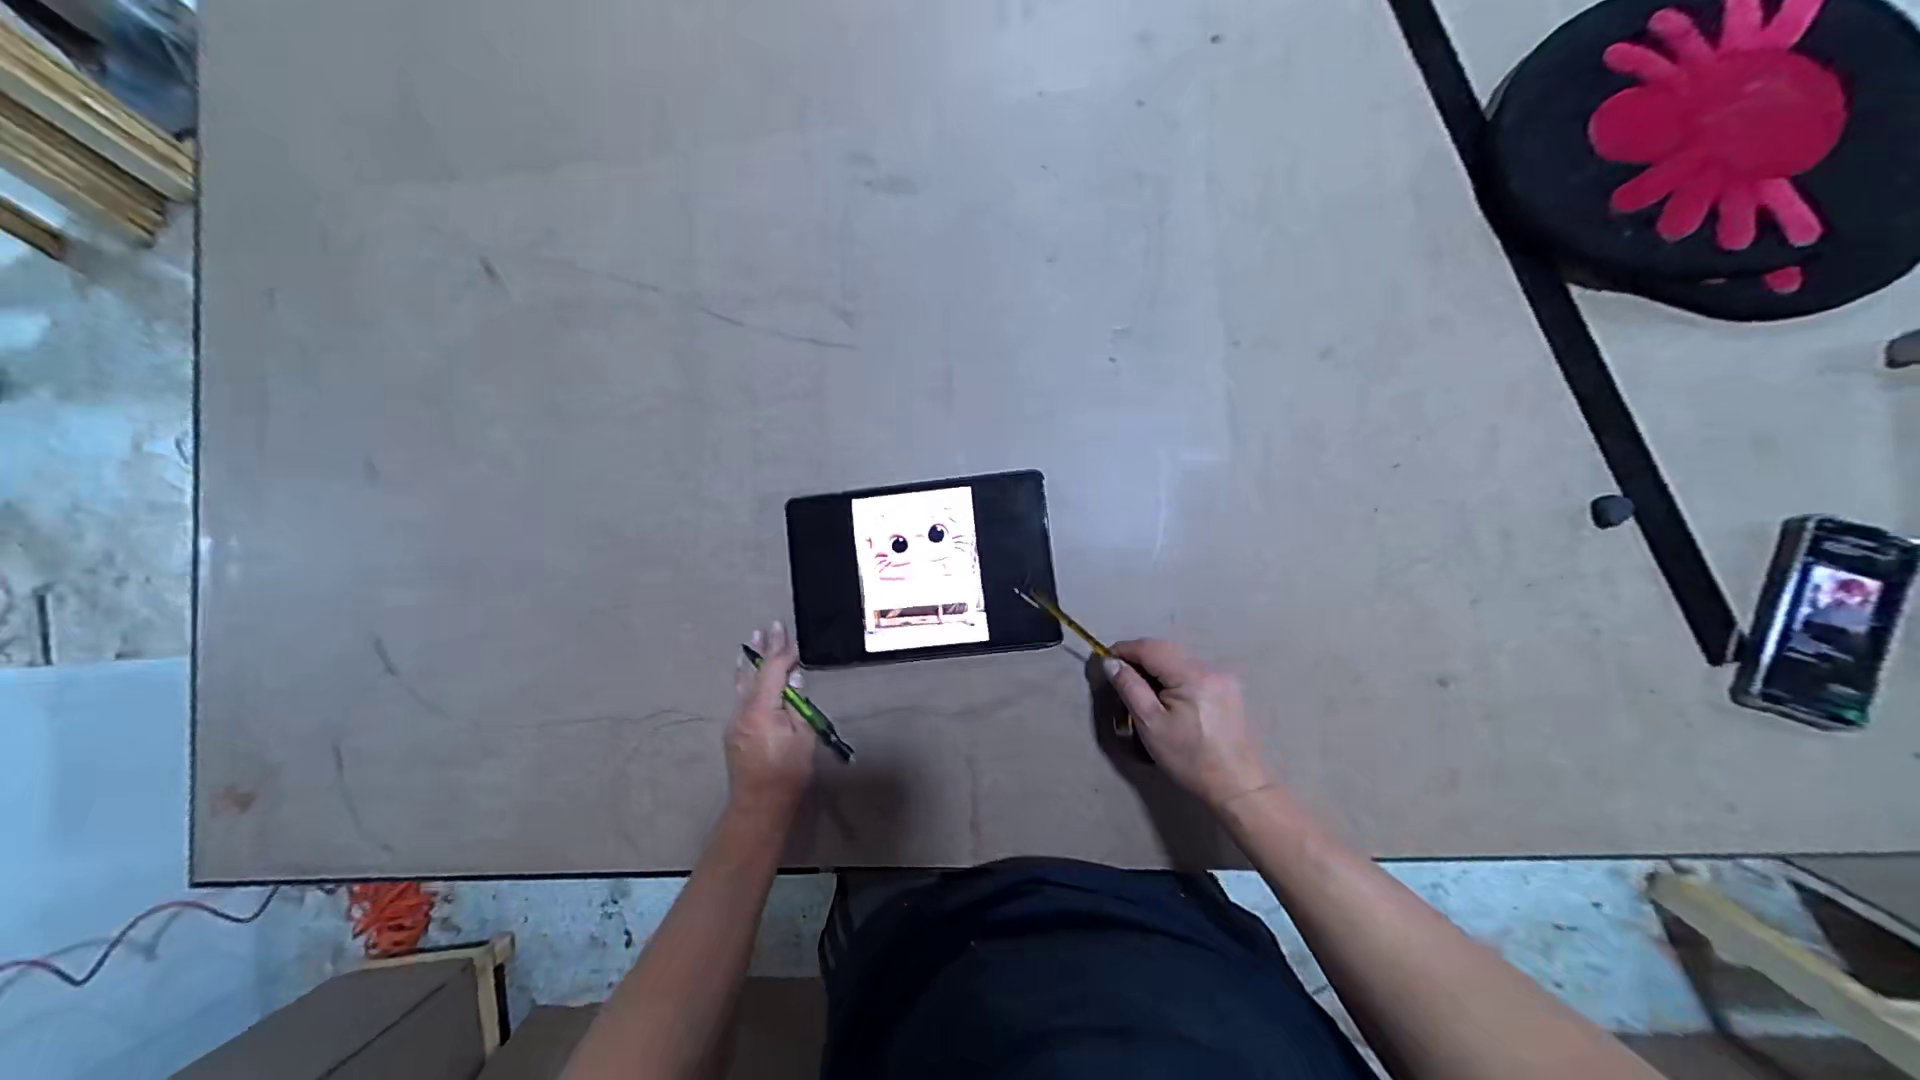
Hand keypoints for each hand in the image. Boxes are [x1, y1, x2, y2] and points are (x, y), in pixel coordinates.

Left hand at [727, 621, 815, 812]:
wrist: (758, 806)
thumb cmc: (787, 773)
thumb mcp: (803, 737)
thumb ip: (798, 706)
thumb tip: (793, 681)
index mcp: (760, 709)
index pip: (773, 671)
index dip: (782, 652)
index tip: (788, 635)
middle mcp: (742, 710)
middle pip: (752, 673)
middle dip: (761, 650)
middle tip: (764, 628)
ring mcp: (735, 721)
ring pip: (742, 684)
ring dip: (750, 663)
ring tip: (750, 643)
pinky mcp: (734, 732)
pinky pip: (741, 697)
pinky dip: (748, 680)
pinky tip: (750, 676)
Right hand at [1104, 639, 1276, 811]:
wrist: (1237, 787)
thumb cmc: (1189, 759)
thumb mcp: (1150, 724)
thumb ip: (1129, 687)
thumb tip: (1111, 663)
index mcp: (1192, 676)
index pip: (1151, 648)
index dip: (1125, 649)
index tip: (1105, 658)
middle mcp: (1211, 669)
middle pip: (1167, 651)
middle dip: (1140, 657)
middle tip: (1119, 674)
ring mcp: (1224, 679)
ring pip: (1180, 661)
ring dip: (1157, 668)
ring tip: (1141, 688)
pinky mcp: (1229, 691)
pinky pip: (1193, 673)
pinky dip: (1174, 677)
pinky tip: (1167, 697)